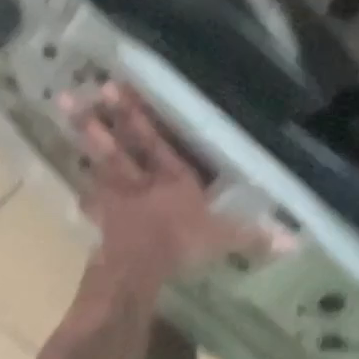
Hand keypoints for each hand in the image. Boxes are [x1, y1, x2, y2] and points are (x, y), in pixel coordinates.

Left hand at [67, 85, 259, 288]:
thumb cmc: (182, 244)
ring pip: (99, 167)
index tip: (113, 88)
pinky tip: (78, 194)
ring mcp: (117, 202)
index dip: (135, 115)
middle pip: (116, 147)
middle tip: (69, 96)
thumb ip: (254, 236)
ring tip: (63, 118)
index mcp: (173, 178)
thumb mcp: (223, 239)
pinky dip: (86, 199)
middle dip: (97, 122)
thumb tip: (295, 240)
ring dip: (83, 144)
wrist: (137, 270)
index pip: (154, 140)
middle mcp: (141, 183)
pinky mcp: (103, 223)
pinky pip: (93, 206)